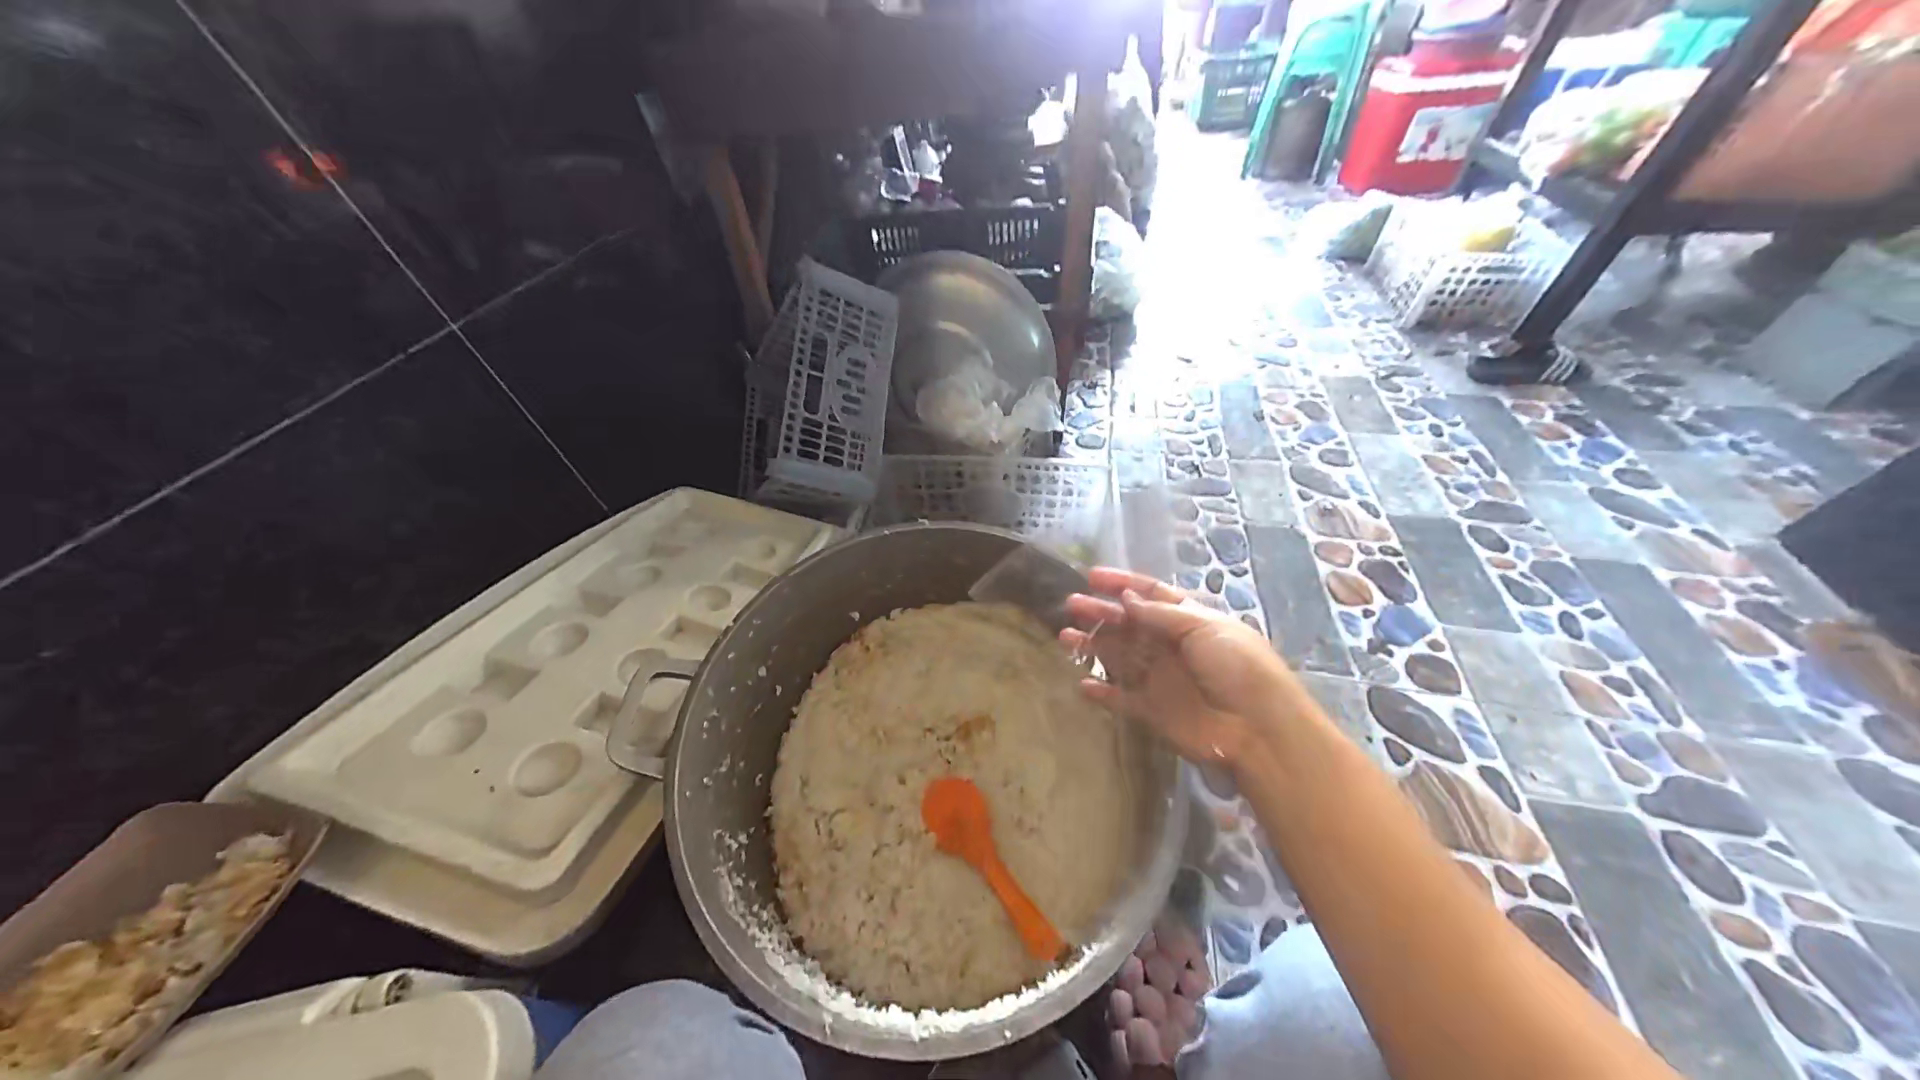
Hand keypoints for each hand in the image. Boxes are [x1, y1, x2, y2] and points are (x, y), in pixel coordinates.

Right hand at [1061, 568, 1305, 767]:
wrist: (1258, 729)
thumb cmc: (1237, 667)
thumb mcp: (1204, 628)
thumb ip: (1161, 614)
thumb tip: (1126, 599)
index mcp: (1189, 621)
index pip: (1151, 595)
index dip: (1123, 584)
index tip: (1091, 577)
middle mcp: (1171, 647)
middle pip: (1129, 624)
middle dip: (1101, 612)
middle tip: (1072, 605)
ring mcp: (1161, 679)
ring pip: (1119, 657)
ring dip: (1093, 645)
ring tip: (1065, 636)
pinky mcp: (1153, 712)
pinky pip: (1121, 698)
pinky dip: (1102, 692)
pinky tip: (1082, 683)